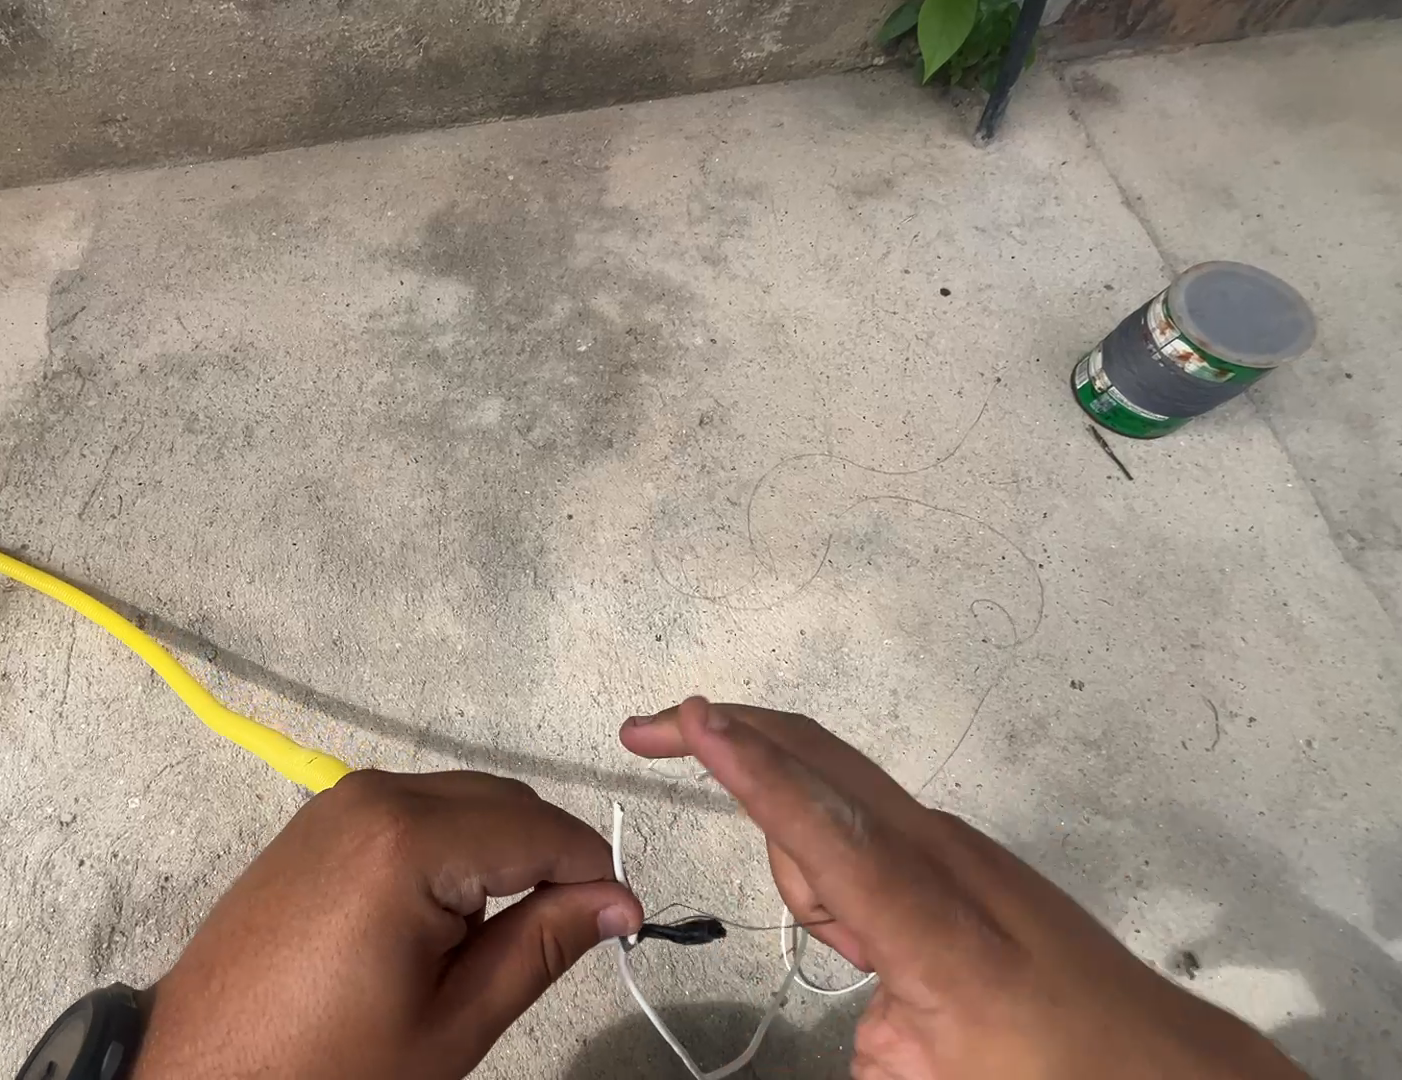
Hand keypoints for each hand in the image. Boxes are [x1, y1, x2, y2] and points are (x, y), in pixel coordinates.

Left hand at [134, 770, 642, 1079]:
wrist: (198, 1067)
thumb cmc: (330, 1064)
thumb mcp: (451, 1023)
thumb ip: (541, 946)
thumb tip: (617, 902)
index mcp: (409, 839)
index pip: (535, 828)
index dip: (592, 868)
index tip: (628, 918)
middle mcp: (378, 791)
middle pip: (502, 798)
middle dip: (550, 853)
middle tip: (573, 927)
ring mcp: (345, 795)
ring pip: (463, 795)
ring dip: (503, 845)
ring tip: (506, 924)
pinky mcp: (325, 811)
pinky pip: (419, 804)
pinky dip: (456, 839)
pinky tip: (450, 900)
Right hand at [621, 698, 1306, 1079]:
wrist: (1174, 1074)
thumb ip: (859, 1060)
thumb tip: (823, 1026)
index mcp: (946, 938)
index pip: (836, 837)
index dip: (757, 774)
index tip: (692, 718)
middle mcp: (945, 861)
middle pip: (819, 760)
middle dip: (728, 729)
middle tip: (644, 729)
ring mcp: (949, 842)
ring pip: (825, 796)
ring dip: (788, 843)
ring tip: (846, 954)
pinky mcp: (947, 841)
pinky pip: (850, 820)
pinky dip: (816, 849)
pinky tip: (855, 929)